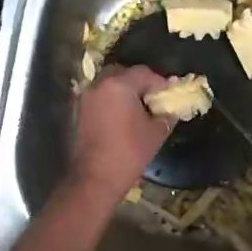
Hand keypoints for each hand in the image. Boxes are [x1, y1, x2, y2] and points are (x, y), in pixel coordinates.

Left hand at [69, 66, 174, 199]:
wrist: (96, 178)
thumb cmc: (130, 153)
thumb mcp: (156, 132)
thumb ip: (167, 114)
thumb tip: (172, 107)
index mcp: (119, 85)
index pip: (144, 72)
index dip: (160, 83)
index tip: (170, 95)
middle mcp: (99, 84)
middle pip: (124, 74)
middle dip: (141, 84)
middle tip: (155, 100)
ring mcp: (86, 97)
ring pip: (110, 85)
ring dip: (125, 92)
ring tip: (140, 109)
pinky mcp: (79, 111)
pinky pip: (100, 98)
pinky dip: (112, 102)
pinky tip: (123, 117)